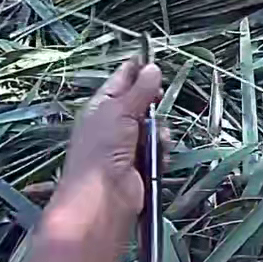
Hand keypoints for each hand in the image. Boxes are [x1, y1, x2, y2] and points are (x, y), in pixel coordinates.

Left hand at [53, 58, 162, 228]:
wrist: (102, 198)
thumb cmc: (102, 150)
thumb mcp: (119, 112)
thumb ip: (139, 90)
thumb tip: (153, 67)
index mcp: (102, 106)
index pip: (122, 79)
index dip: (138, 70)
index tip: (155, 63)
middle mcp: (113, 123)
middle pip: (142, 102)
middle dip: (152, 104)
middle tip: (155, 103)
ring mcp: (127, 144)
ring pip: (154, 126)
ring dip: (158, 131)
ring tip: (154, 140)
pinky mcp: (141, 164)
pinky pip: (158, 148)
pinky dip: (160, 151)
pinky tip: (157, 157)